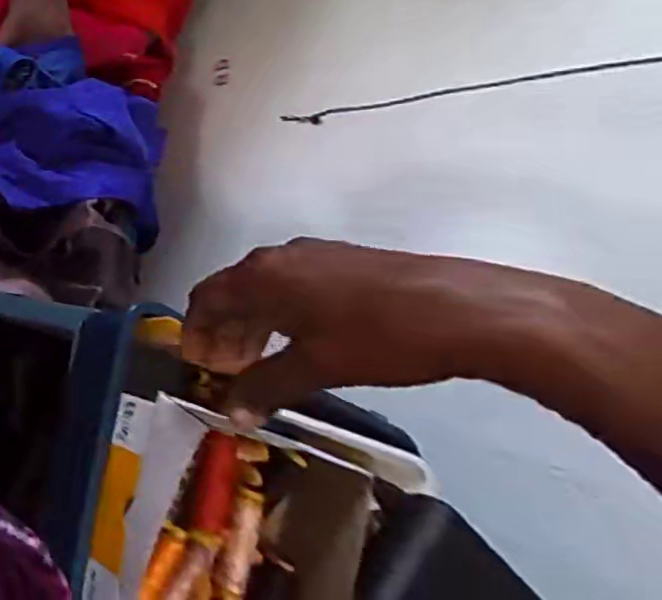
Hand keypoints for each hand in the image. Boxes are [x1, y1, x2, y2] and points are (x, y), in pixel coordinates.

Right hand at [180, 237, 560, 426]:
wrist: (474, 309)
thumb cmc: (382, 336)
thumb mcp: (320, 367)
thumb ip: (268, 386)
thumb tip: (232, 415)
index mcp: (257, 275)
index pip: (205, 298)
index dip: (195, 330)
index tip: (195, 359)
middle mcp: (275, 256)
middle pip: (232, 291)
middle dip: (225, 330)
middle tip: (227, 367)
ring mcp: (312, 254)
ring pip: (264, 287)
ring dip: (254, 322)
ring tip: (261, 357)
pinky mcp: (345, 259)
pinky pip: (293, 283)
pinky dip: (283, 311)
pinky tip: (304, 336)